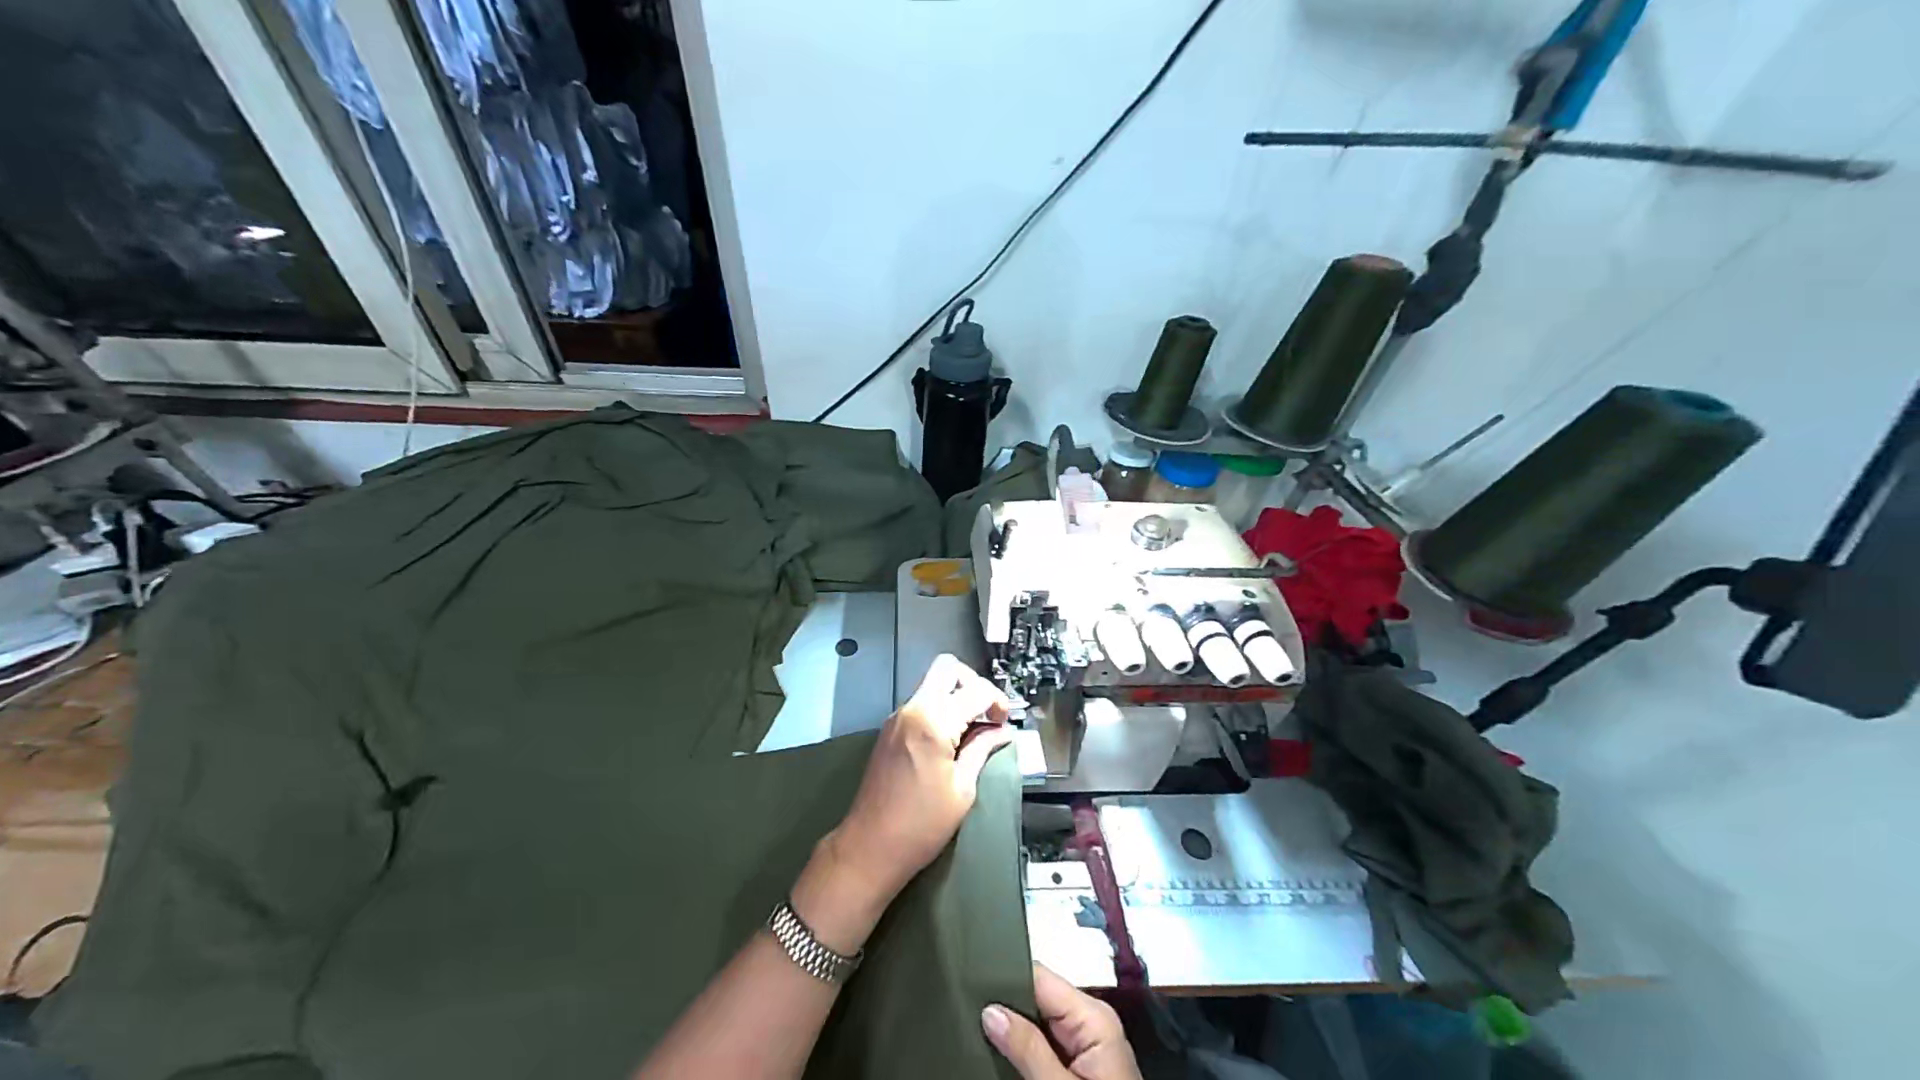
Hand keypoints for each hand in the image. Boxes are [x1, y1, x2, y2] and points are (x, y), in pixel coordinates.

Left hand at [793, 655, 1013, 951]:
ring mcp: (897, 718)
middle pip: (947, 669)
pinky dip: (940, 709)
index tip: (1004, 723)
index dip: (997, 702)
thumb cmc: (921, 824)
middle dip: (973, 684)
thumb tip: (1001, 732)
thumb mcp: (963, 789)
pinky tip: (951, 740)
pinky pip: (920, 704)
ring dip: (955, 696)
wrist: (870, 846)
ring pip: (932, 685)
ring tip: (972, 731)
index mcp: (933, 721)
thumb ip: (981, 750)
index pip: (975, 690)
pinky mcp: (889, 731)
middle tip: (987, 714)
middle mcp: (912, 710)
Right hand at [981, 965, 1142, 1079]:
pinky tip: (997, 1051)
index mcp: (1093, 1016)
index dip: (1005, 979)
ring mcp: (1085, 1044)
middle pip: (1037, 996)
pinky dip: (1022, 1049)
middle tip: (967, 1014)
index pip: (1040, 977)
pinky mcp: (1078, 1066)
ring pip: (1036, 1021)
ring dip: (1011, 1030)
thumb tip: (990, 1010)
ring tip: (975, 1030)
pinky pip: (1043, 1043)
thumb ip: (1027, 1048)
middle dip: (1005, 1007)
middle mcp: (1089, 1021)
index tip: (969, 987)